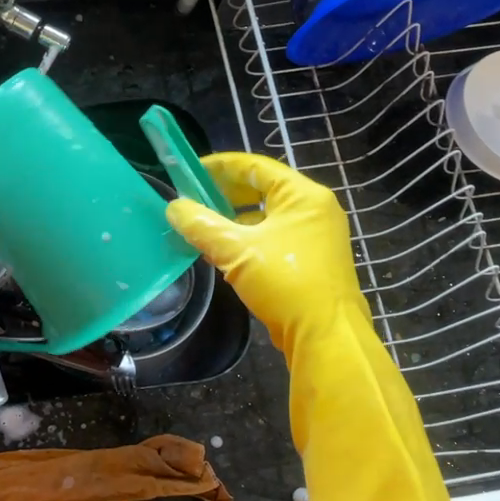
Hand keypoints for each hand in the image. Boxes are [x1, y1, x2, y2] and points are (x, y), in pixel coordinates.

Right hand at [162, 152, 360, 351]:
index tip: (188, 172)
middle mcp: (313, 208)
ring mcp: (315, 233)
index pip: (255, 166)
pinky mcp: (310, 257)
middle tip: (191, 199)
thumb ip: (201, 225)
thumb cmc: (285, 283)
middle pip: (261, 188)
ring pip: (266, 213)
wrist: (325, 334)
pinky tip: (223, 248)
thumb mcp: (235, 251)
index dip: (219, 166)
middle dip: (224, 192)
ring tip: (202, 223)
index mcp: (302, 195)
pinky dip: (247, 235)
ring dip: (233, 215)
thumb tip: (174, 207)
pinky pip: (272, 234)